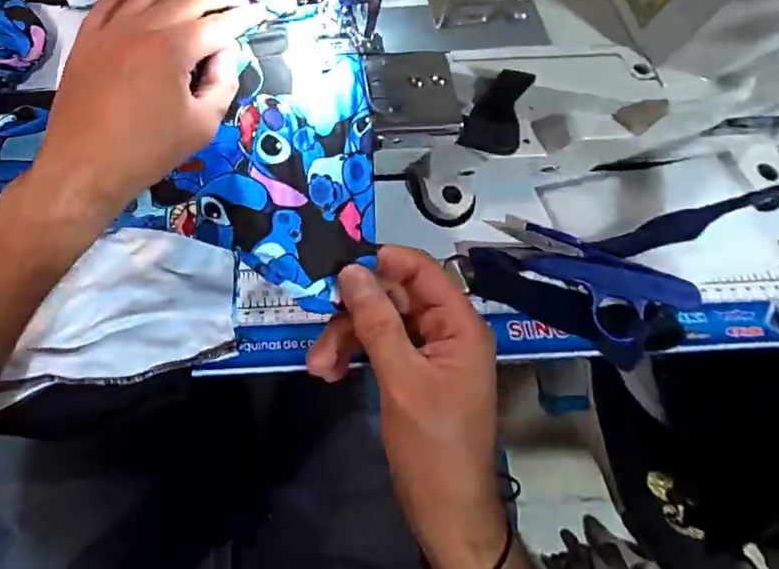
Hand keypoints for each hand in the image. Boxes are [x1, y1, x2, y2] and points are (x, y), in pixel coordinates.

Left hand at [33, 0, 266, 225]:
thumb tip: (224, 52)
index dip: (244, 16)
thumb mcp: (203, 125)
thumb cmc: (146, 152)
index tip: (259, 12)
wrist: (82, 168)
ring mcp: (112, 28)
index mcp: (174, 49)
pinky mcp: (89, 36)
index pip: (220, 23)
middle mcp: (143, 27)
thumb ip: (223, 82)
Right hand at [308, 247, 512, 568]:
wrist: (446, 516)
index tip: (342, 266)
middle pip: (394, 297)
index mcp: (459, 324)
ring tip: (319, 365)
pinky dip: (353, 355)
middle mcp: (445, 330)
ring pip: (380, 322)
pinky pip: (378, 346)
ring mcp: (427, 352)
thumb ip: (376, 321)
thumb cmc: (434, 445)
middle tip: (320, 323)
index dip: (383, 262)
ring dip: (346, 338)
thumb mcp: (401, 379)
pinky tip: (330, 373)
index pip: (422, 271)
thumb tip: (352, 270)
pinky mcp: (410, 372)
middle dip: (354, 312)